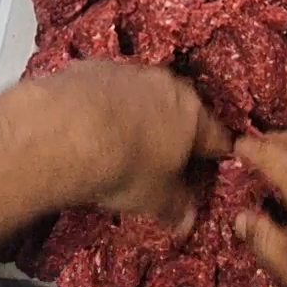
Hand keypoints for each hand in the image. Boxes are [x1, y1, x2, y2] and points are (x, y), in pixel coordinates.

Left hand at [3, 61, 231, 230]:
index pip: (217, 137)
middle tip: (161, 157)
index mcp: (193, 115)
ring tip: (120, 140)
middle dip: (175, 130)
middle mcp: (167, 84)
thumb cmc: (126, 167)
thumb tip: (188, 220)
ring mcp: (131, 71)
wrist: (68, 129)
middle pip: (181, 109)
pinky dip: (106, 103)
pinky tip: (90, 123)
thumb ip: (177, 207)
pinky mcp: (95, 65)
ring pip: (144, 93)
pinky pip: (109, 87)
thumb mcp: (155, 200)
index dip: (214, 156)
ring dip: (138, 113)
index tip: (207, 170)